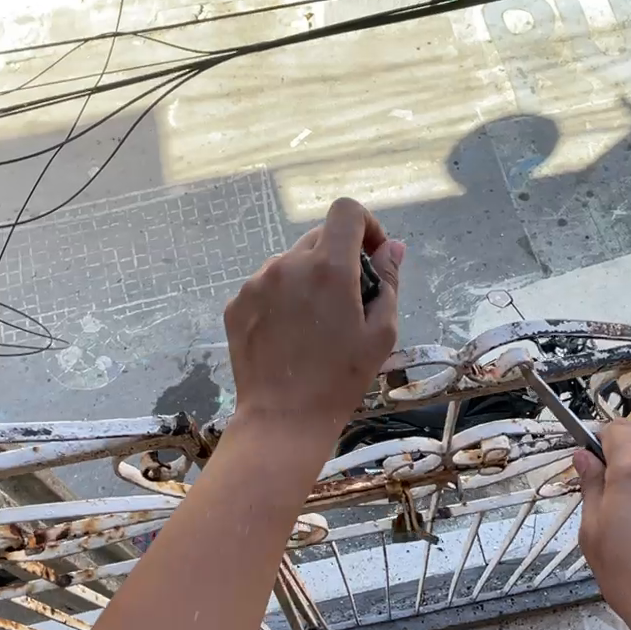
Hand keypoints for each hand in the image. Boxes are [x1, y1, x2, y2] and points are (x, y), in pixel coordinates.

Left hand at [224, 198, 403, 440]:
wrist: (284, 418)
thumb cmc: (340, 380)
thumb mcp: (380, 333)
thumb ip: (388, 282)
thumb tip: (393, 247)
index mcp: (329, 268)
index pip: (346, 211)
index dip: (365, 225)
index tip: (371, 255)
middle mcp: (288, 264)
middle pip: (319, 237)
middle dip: (339, 258)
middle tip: (347, 301)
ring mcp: (257, 283)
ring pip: (291, 262)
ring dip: (308, 279)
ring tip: (315, 324)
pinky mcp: (237, 303)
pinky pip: (266, 285)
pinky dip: (282, 298)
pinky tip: (289, 334)